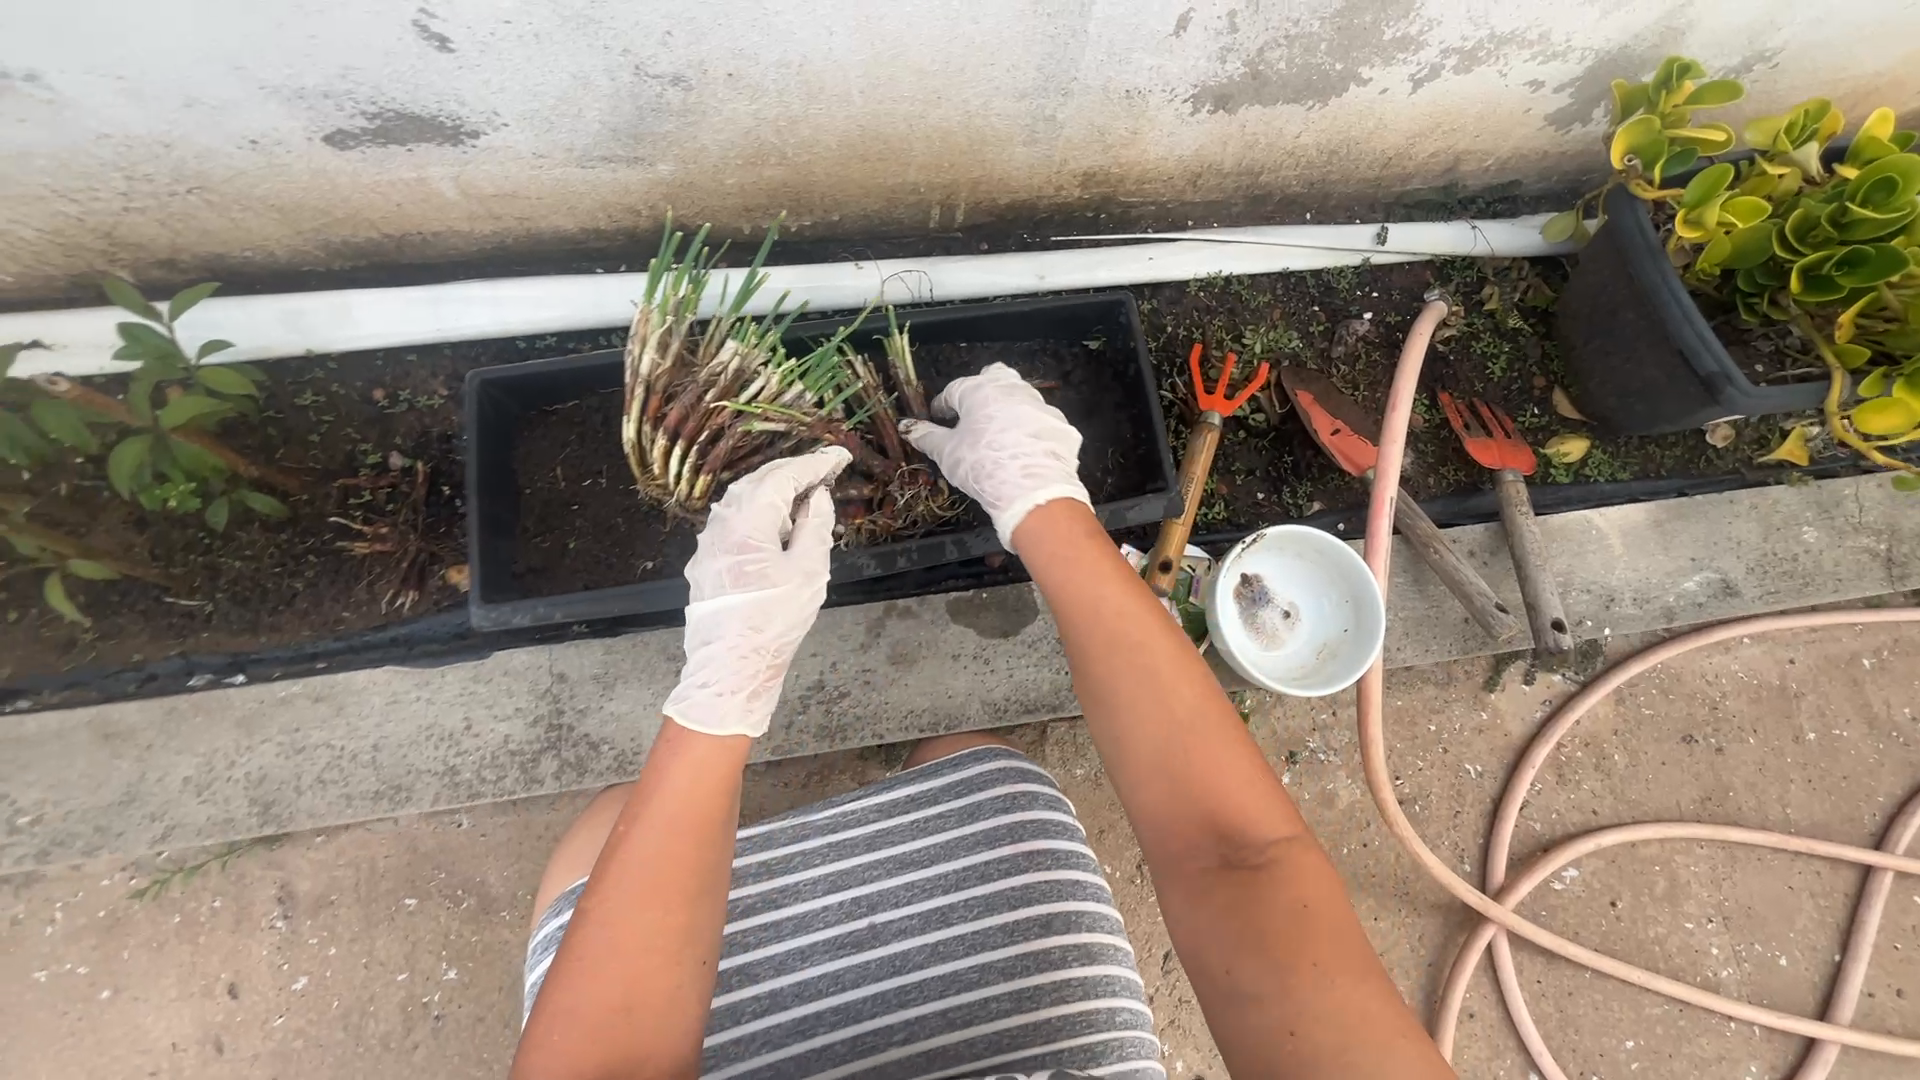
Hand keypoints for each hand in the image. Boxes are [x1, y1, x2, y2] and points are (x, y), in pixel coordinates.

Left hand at [661, 446, 849, 738]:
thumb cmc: (775, 618)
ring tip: (805, 493)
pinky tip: (777, 524)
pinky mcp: (709, 561)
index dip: (813, 464)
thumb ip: (815, 526)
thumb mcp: (808, 570)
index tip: (840, 456)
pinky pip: (735, 521)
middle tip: (825, 469)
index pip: (783, 477)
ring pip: (743, 500)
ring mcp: (710, 542)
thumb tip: (817, 496)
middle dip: (793, 472)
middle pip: (758, 482)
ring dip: (775, 490)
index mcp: (747, 520)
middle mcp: (722, 523)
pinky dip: (761, 511)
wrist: (730, 666)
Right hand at [899, 362, 1090, 551]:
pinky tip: (1024, 454)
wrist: (1033, 491)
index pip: (954, 390)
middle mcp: (1012, 389)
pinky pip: (1040, 425)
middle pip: (993, 380)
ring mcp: (1041, 406)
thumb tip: (907, 427)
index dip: (943, 406)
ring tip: (998, 439)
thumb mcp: (946, 452)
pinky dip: (1031, 434)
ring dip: (1007, 413)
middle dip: (980, 394)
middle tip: (971, 419)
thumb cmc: (981, 465)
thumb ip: (926, 436)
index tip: (939, 419)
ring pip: (1020, 400)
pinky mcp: (1061, 427)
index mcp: (980, 389)